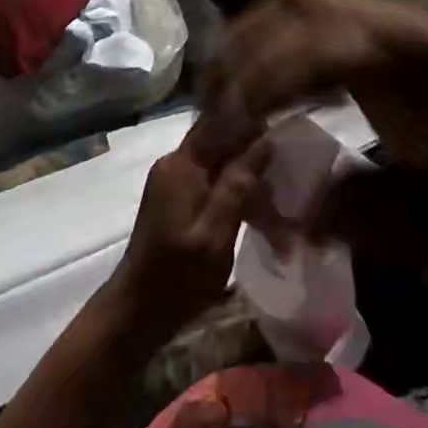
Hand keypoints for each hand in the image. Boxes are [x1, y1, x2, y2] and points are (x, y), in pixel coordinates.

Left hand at [107, 126, 269, 336]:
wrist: (138, 309)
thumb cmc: (178, 276)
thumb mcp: (216, 233)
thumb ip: (238, 186)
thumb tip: (264, 143)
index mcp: (182, 165)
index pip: (218, 122)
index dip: (251, 118)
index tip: (285, 121)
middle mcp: (173, 163)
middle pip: (217, 138)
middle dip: (251, 142)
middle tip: (289, 153)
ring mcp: (172, 180)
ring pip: (215, 158)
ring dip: (244, 165)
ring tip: (279, 177)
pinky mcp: (174, 198)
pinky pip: (208, 177)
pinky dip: (232, 183)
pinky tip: (256, 199)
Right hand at [198, 0, 427, 272]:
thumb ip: (368, 219)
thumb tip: (279, 204)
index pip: (351, 42)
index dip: (280, 72)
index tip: (232, 118)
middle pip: (320, 5)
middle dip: (252, 51)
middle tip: (215, 107)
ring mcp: (421, 29)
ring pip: (316, 5)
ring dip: (259, 45)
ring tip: (228, 97)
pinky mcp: (403, 41)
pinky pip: (327, 25)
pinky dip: (283, 53)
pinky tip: (271, 93)